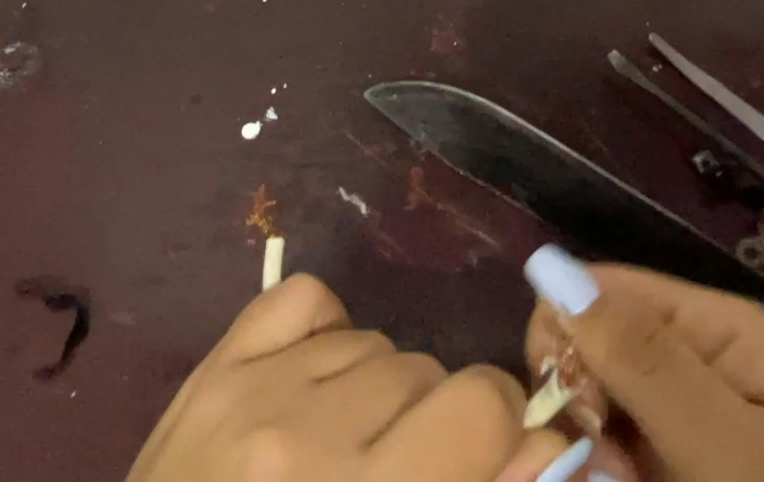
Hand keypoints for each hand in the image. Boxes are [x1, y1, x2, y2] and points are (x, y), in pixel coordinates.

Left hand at [130, 273, 566, 481]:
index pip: (479, 403)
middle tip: (401, 469)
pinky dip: (327, 329)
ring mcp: (252, 389)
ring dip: (379, 386)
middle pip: (425, 368)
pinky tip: (317, 378)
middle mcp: (305, 433)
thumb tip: (549, 445)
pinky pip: (304, 298)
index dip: (501, 425)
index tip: (484, 453)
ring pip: (374, 340)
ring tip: (348, 440)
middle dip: (433, 418)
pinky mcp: (214, 366)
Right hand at [522, 247, 763, 481]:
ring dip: (590, 455)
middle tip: (610, 476)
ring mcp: (692, 419)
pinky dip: (609, 473)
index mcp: (718, 329)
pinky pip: (618, 452)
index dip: (567, 341)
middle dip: (577, 410)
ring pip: (595, 409)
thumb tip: (551, 266)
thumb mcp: (739, 455)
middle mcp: (700, 360)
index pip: (598, 289)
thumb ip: (645, 362)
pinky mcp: (684, 464)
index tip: (576, 415)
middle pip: (592, 348)